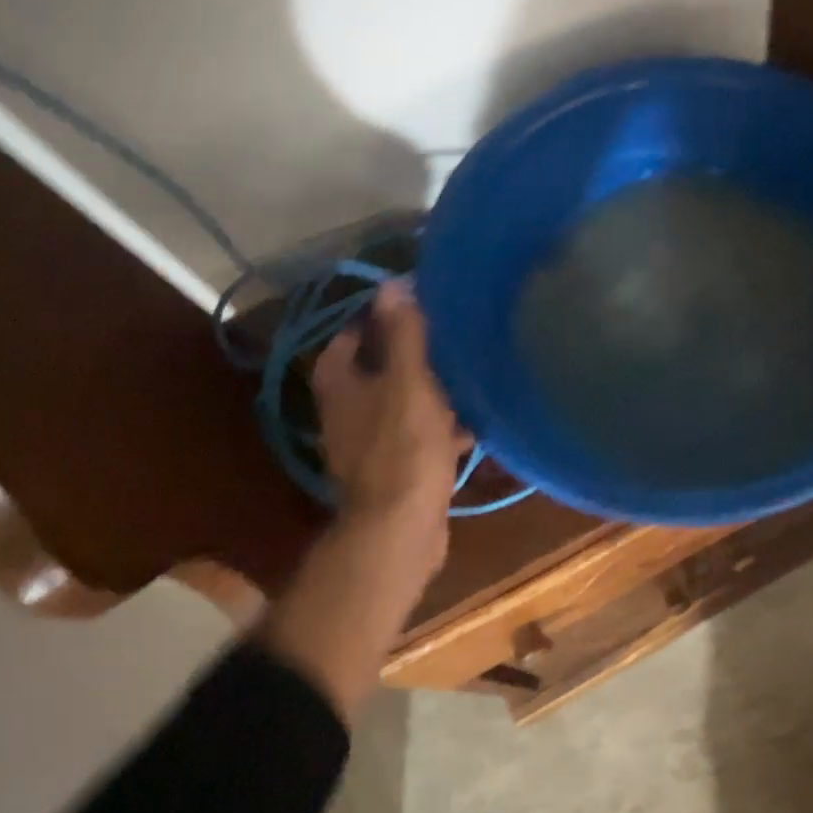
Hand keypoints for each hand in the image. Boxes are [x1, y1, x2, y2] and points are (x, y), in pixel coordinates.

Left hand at [311, 282, 460, 564]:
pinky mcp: (393, 469)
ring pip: (401, 403)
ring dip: (430, 392)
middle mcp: (345, 409)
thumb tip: (393, 285)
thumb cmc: (403, 448)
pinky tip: (473, 425)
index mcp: (339, 382)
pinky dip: (439, 428)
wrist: (401, 527)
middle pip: (377, 369)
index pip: (351, 334)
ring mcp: (368, 442)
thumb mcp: (409, 383)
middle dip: (412, 355)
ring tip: (470, 377)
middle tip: (451, 339)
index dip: (382, 319)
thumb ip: (404, 335)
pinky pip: (417, 436)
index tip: (420, 308)